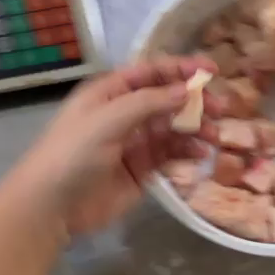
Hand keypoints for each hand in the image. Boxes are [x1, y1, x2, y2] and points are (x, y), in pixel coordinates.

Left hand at [15, 57, 213, 234]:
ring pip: (174, 127)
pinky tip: (200, 154)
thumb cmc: (73, 154)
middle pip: (168, 99)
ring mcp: (134, 142)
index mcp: (111, 92)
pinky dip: (187, 151)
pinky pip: (170, 154)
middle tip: (222, 108)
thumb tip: (186, 90)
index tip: (212, 70)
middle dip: (195, 101)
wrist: (52, 206)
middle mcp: (125, 113)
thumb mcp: (108, 119)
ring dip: (196, 128)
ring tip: (214, 136)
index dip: (181, 68)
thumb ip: (148, 103)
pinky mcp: (142, 170)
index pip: (152, 73)